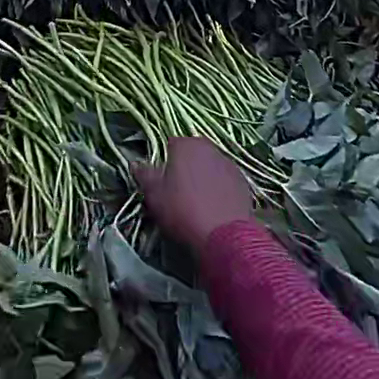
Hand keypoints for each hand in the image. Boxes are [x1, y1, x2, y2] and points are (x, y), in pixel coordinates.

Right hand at [130, 136, 254, 250]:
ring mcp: (228, 162)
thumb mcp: (154, 195)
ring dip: (204, 176)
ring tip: (199, 202)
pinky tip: (216, 207)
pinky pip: (225, 179)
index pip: (171, 145)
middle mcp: (208, 147)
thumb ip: (144, 175)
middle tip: (180, 192)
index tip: (164, 182)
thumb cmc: (182, 210)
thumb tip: (135, 163)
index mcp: (184, 144)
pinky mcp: (242, 180)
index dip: (166, 162)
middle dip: (186, 166)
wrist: (224, 234)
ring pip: (210, 165)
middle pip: (192, 153)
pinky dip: (220, 188)